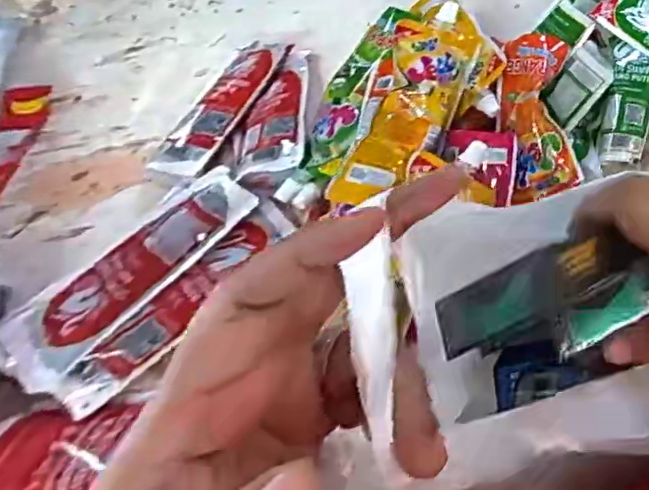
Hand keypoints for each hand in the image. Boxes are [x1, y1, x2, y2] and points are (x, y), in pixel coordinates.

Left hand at [99, 169, 465, 489]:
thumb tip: (305, 470)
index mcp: (201, 394)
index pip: (253, 294)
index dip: (316, 248)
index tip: (379, 221)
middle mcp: (254, 375)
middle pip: (326, 282)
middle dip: (389, 231)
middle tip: (448, 187)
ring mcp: (292, 397)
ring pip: (369, 345)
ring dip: (407, 378)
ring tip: (424, 449)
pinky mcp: (321, 424)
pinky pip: (379, 388)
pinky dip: (407, 411)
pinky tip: (420, 456)